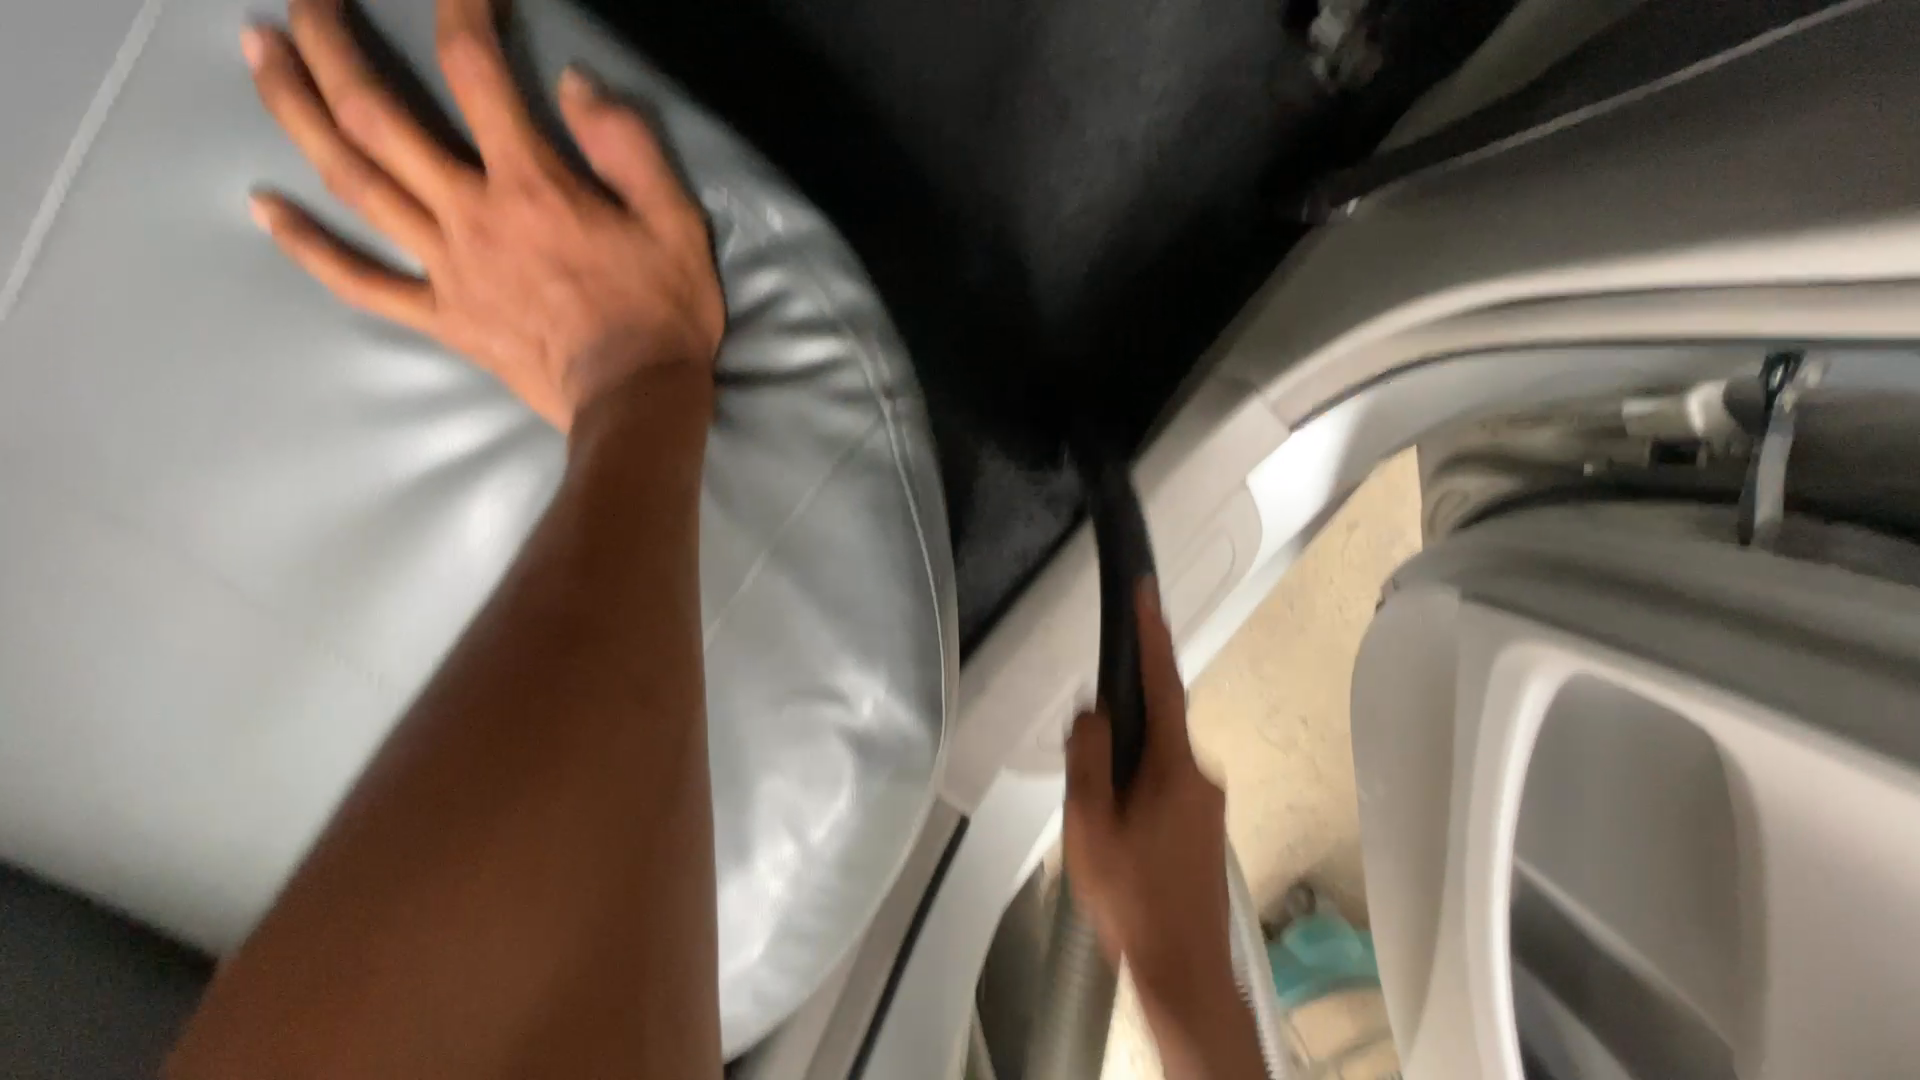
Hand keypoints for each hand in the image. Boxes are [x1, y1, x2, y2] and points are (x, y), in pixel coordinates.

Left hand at [242, 0, 724, 431]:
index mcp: (532, 186)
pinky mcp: (444, 318)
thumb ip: (627, 147)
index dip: (461, 12)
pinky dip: (309, 246)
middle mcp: (472, 216)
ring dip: (295, 112)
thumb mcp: (676, 222)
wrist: (639, 399)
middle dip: (333, 43)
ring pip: (353, 183)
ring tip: (259, 54)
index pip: (477, 74)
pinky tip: (264, 208)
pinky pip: (362, 282)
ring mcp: (448, 269)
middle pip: (377, 115)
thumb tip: (573, 83)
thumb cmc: (664, 313)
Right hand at [1063, 581, 1233, 995]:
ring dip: (1124, 775)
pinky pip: (1165, 790)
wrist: (1183, 970)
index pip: (1161, 684)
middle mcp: (1199, 776)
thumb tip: (1093, 714)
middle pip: (1152, 729)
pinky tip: (1117, 839)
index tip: (1146, 591)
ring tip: (1096, 826)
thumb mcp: (1091, 825)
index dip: (1152, 634)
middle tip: (1085, 784)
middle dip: (1117, 736)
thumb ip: (1088, 759)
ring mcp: (1207, 804)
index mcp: (1172, 766)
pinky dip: (1137, 795)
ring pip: (1155, 765)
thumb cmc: (1132, 897)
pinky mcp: (1205, 829)